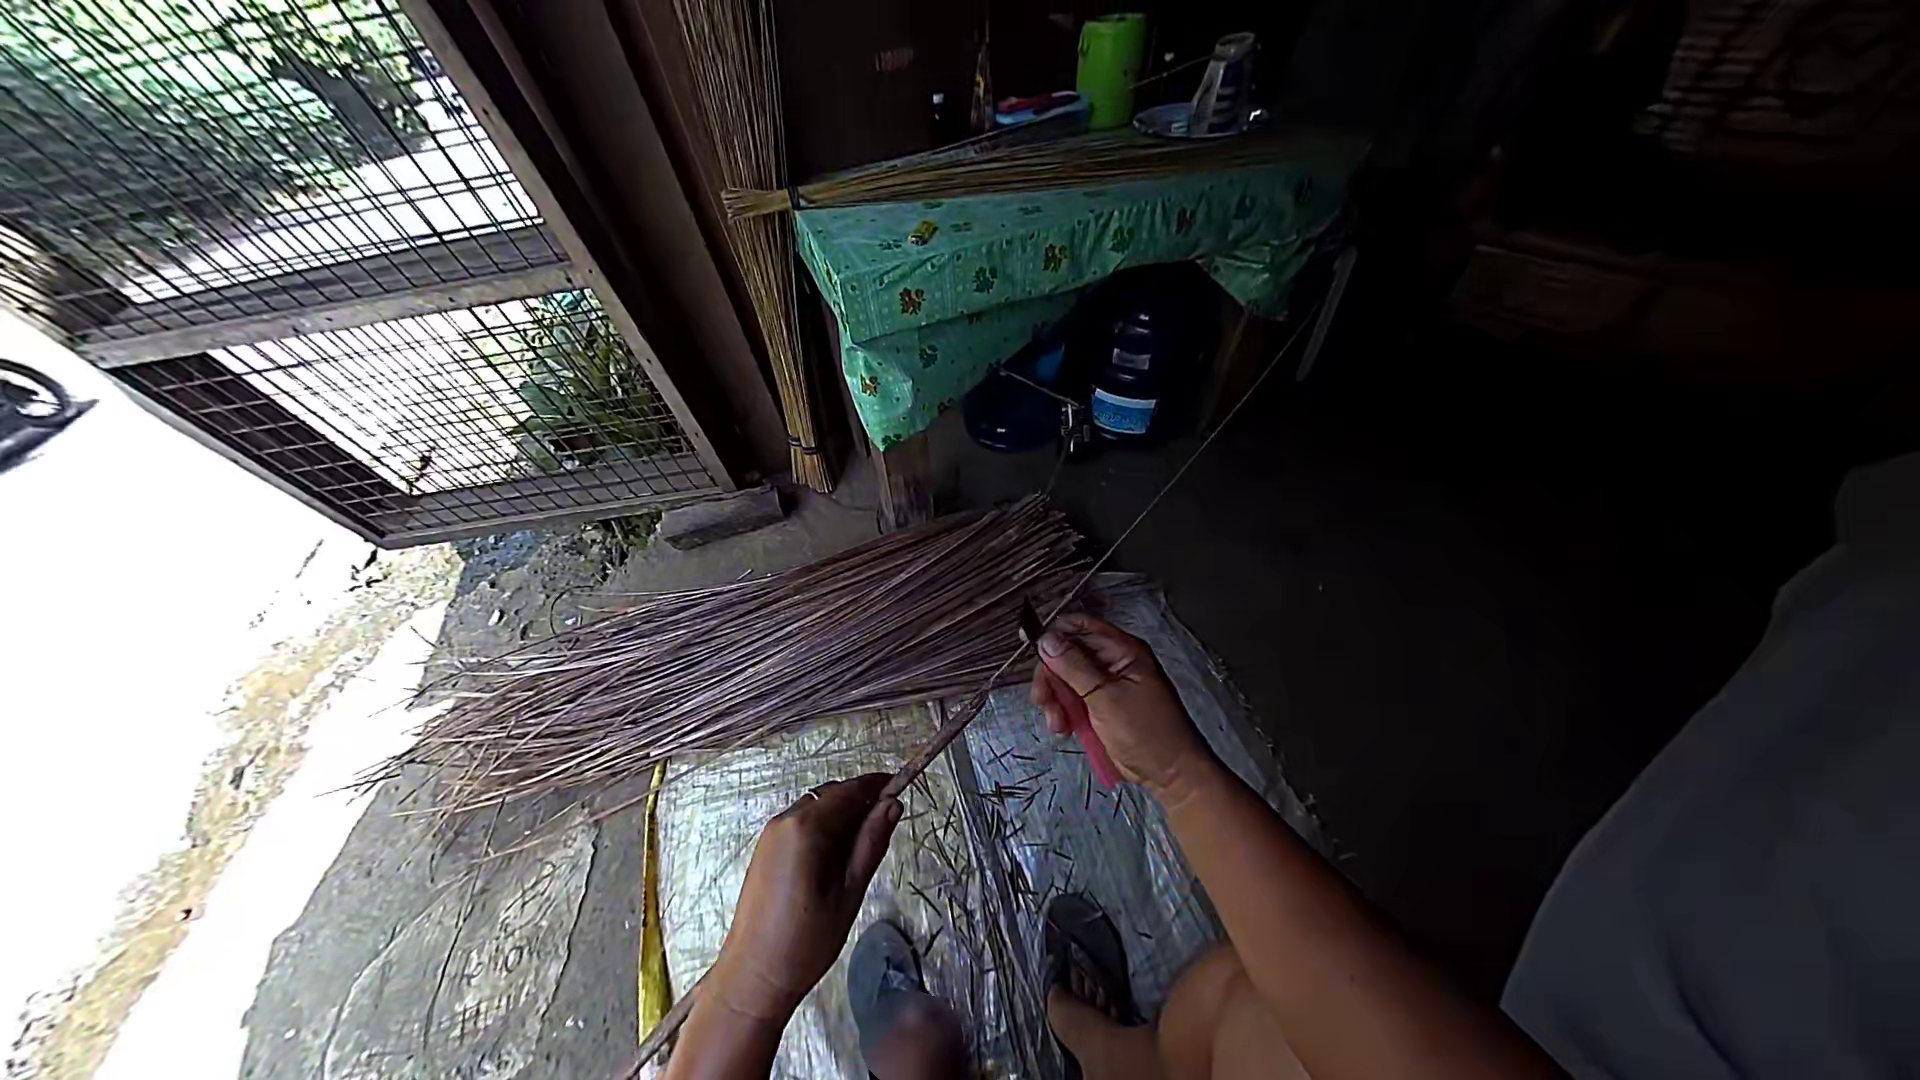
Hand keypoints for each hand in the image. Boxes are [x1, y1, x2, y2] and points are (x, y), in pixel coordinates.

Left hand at [710, 774, 901, 1021]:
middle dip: (861, 801)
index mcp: (807, 827)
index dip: (877, 784)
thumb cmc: (807, 941)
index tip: (901, 786)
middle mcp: (786, 820)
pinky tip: (836, 857)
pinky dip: (824, 827)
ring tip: (864, 846)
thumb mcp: (850, 891)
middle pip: (832, 794)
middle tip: (887, 823)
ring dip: (843, 814)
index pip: (849, 789)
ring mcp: (772, 833)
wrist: (752, 979)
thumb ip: (871, 842)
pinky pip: (802, 822)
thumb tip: (893, 803)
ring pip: (817, 807)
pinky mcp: (766, 848)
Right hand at [1030, 613, 1216, 802]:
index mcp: (1122, 650)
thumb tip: (1046, 639)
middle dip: (1051, 677)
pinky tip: (1064, 729)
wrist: (1169, 775)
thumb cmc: (1147, 732)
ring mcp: (1105, 686)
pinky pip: (1071, 701)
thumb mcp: (1106, 698)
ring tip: (1058, 723)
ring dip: (1055, 700)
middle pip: (1067, 655)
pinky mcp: (1099, 707)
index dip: (1055, 632)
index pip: (1081, 627)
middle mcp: (1112, 663)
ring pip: (1064, 680)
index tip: (1032, 646)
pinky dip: (1063, 713)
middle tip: (1043, 699)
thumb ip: (1073, 667)